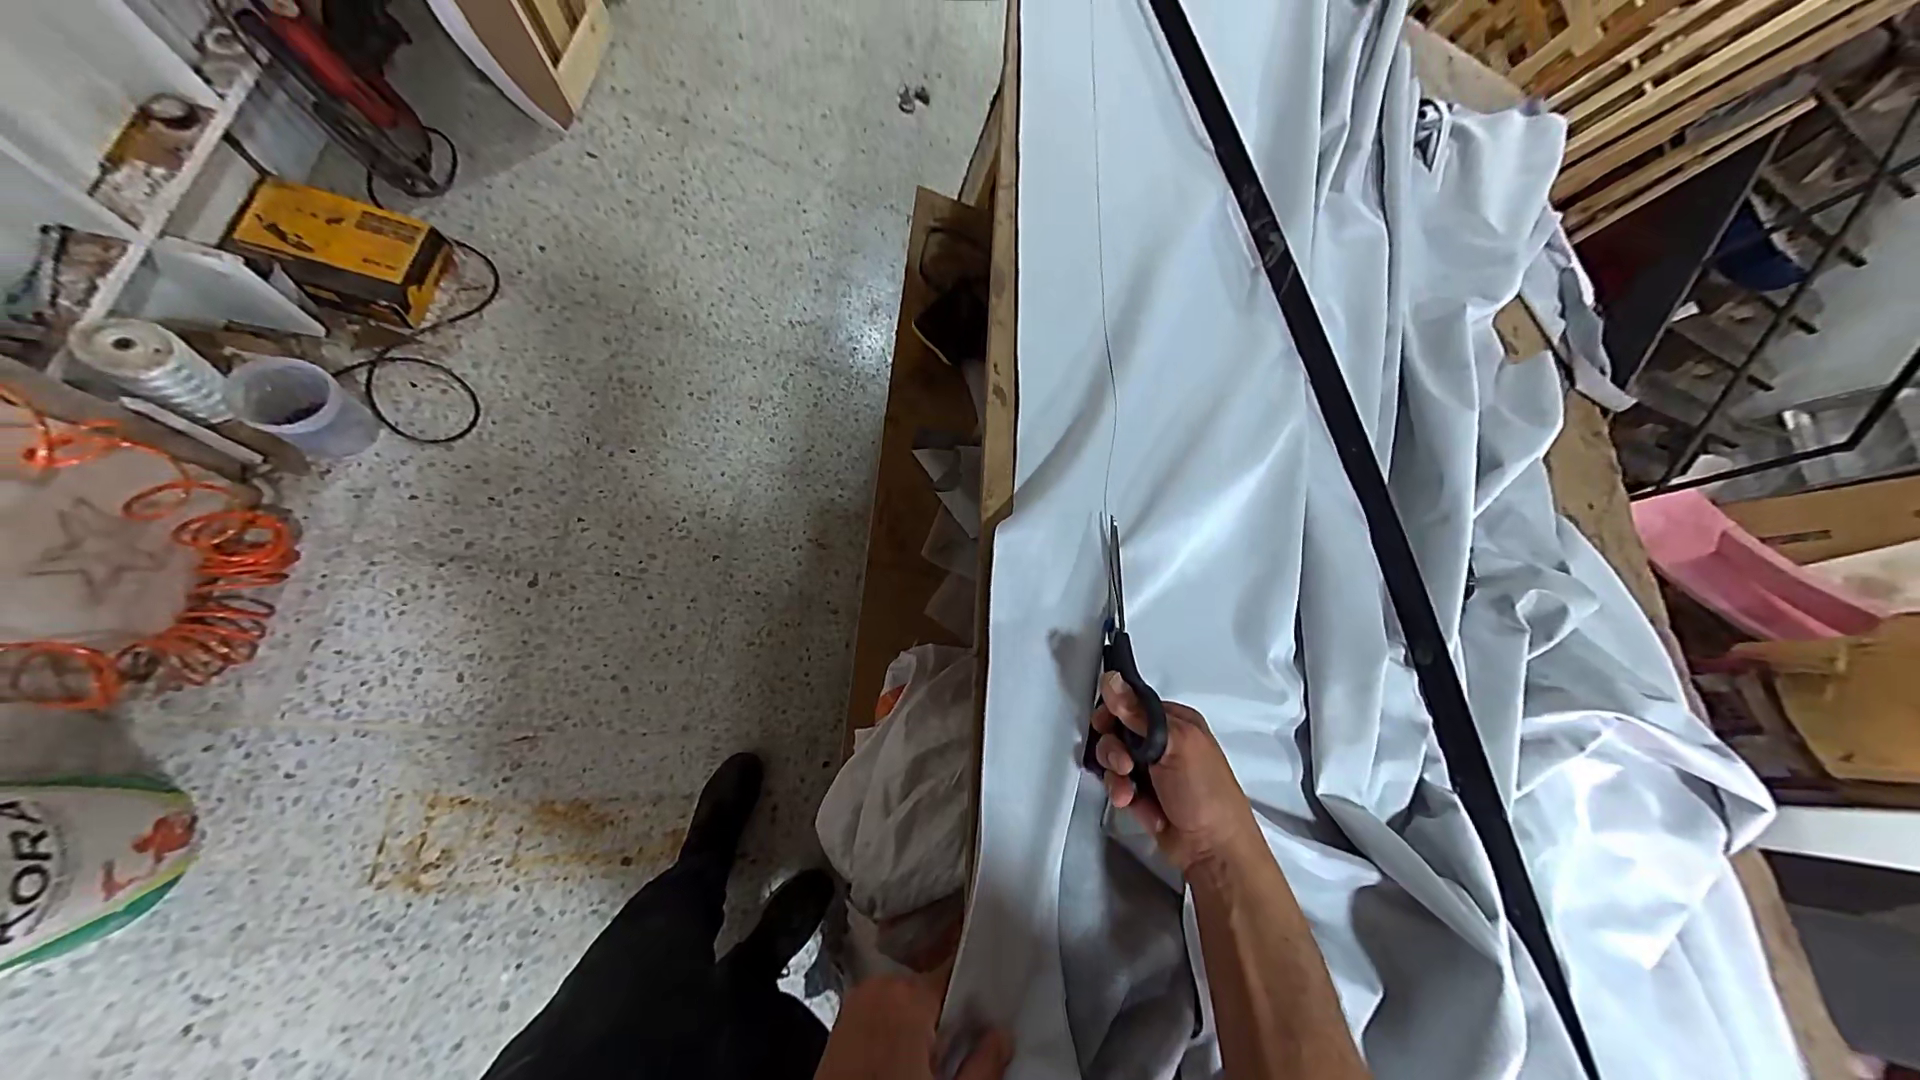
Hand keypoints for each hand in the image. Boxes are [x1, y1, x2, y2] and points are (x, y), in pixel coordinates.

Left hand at [813, 969, 1011, 1079]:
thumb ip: (983, 1066)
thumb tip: (1001, 1036)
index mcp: (909, 997)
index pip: (955, 973)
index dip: (974, 994)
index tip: (986, 1012)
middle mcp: (882, 987)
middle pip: (930, 989)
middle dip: (945, 1017)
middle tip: (952, 1053)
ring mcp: (858, 1000)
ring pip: (906, 999)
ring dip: (919, 1023)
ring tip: (924, 1062)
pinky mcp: (843, 1018)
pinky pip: (882, 1009)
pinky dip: (895, 1026)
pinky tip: (900, 1060)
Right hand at [1091, 671, 1261, 872]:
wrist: (1213, 850)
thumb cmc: (1207, 795)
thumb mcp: (1174, 744)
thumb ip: (1139, 712)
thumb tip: (1114, 681)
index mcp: (1175, 721)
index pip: (1132, 702)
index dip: (1114, 712)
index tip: (1105, 723)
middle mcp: (1163, 742)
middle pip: (1117, 731)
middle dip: (1114, 748)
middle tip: (1124, 762)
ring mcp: (1152, 769)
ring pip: (1113, 758)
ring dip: (1116, 775)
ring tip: (1130, 789)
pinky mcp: (1142, 793)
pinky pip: (1116, 784)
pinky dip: (1121, 793)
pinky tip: (1133, 801)